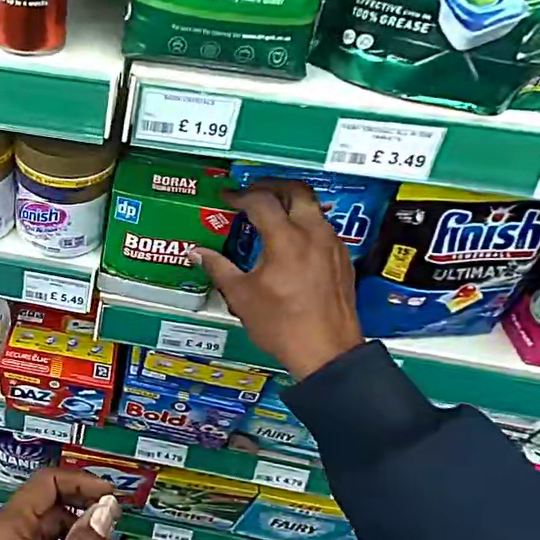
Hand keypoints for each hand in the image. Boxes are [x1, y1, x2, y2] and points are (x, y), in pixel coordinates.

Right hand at [194, 180, 364, 379]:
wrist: (327, 354)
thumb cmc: (283, 326)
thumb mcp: (242, 296)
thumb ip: (219, 267)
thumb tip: (197, 252)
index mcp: (286, 239)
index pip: (262, 200)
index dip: (241, 194)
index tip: (228, 198)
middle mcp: (313, 234)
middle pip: (296, 189)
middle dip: (272, 185)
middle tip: (253, 191)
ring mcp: (332, 246)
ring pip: (313, 207)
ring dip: (291, 203)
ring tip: (270, 214)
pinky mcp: (342, 260)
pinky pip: (324, 228)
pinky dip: (306, 223)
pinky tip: (291, 242)